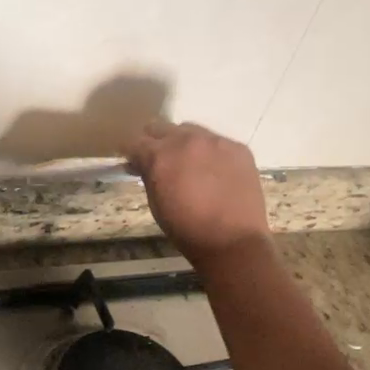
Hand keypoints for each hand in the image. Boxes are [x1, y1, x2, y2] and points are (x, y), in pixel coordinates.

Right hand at [123, 120, 270, 265]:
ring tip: (191, 165)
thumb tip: (141, 164)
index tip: (133, 162)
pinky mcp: (238, 148)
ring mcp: (216, 141)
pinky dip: (211, 153)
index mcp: (160, 155)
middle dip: (155, 142)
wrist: (234, 242)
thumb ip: (148, 176)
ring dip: (184, 143)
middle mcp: (186, 140)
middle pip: (161, 128)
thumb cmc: (187, 230)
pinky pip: (217, 142)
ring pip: (190, 130)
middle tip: (159, 161)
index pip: (135, 142)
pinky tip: (216, 173)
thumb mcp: (156, 205)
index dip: (131, 153)